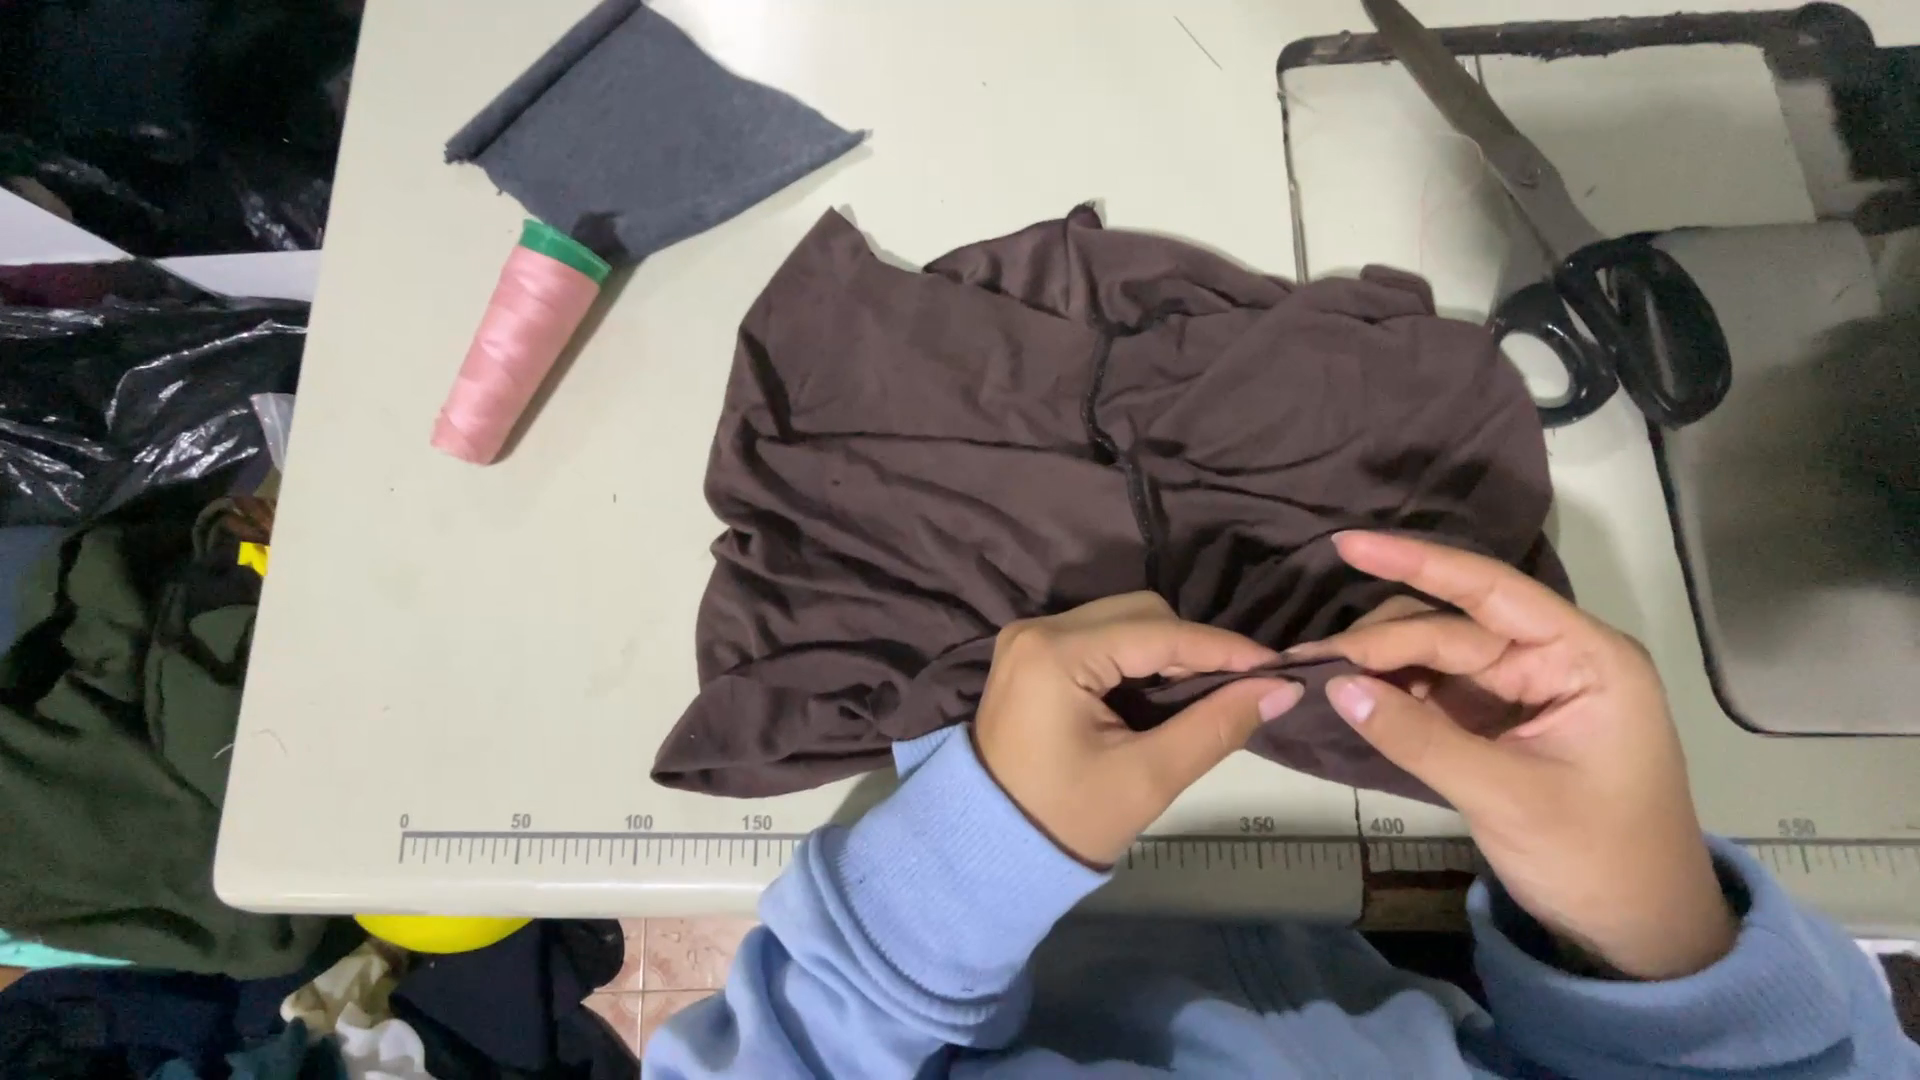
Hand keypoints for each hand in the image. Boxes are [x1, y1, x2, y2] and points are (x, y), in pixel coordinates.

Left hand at [973, 593, 1302, 866]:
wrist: (991, 842)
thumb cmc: (1067, 819)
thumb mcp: (1147, 778)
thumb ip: (1216, 726)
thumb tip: (1282, 688)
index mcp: (1055, 654)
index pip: (1157, 632)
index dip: (1222, 648)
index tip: (1278, 666)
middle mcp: (1037, 629)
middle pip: (1137, 613)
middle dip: (1192, 647)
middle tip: (1236, 687)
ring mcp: (1028, 637)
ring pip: (1121, 620)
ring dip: (1166, 650)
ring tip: (1203, 691)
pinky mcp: (1030, 652)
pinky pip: (1098, 635)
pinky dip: (1135, 656)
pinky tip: (1160, 689)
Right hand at [1288, 532, 1735, 979]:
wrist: (1631, 930)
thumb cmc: (1598, 859)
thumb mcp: (1507, 797)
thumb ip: (1418, 736)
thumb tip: (1336, 686)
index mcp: (1582, 660)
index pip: (1490, 593)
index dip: (1417, 562)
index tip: (1348, 544)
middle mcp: (1547, 658)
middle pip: (1445, 626)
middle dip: (1377, 641)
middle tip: (1309, 663)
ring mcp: (1514, 686)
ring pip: (1427, 650)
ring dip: (1374, 663)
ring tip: (1317, 676)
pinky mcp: (1487, 714)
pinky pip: (1425, 685)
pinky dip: (1385, 689)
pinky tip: (1348, 694)